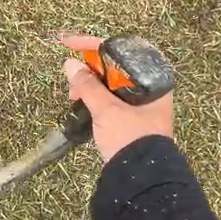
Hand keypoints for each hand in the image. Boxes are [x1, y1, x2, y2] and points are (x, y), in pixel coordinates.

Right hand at [58, 33, 175, 162]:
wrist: (141, 176)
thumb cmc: (130, 138)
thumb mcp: (107, 110)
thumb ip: (88, 85)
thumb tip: (69, 64)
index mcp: (153, 79)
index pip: (121, 50)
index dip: (92, 44)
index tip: (67, 43)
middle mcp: (149, 87)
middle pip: (114, 65)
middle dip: (88, 68)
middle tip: (70, 79)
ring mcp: (141, 103)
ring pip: (110, 82)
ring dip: (89, 85)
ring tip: (73, 96)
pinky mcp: (131, 117)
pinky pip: (109, 97)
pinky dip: (94, 97)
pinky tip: (81, 103)